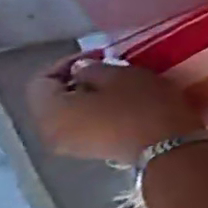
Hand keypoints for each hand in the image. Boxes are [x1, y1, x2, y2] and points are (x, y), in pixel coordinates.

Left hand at [27, 56, 203, 164]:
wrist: (167, 146)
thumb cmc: (141, 105)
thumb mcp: (119, 75)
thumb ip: (91, 69)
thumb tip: (79, 71)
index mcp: (51, 112)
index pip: (40, 81)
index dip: (66, 63)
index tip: (99, 55)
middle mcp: (50, 132)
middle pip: (52, 99)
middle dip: (76, 81)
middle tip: (107, 69)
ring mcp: (70, 146)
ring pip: (68, 114)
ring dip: (87, 97)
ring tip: (116, 87)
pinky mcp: (91, 152)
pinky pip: (82, 126)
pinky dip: (95, 112)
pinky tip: (121, 106)